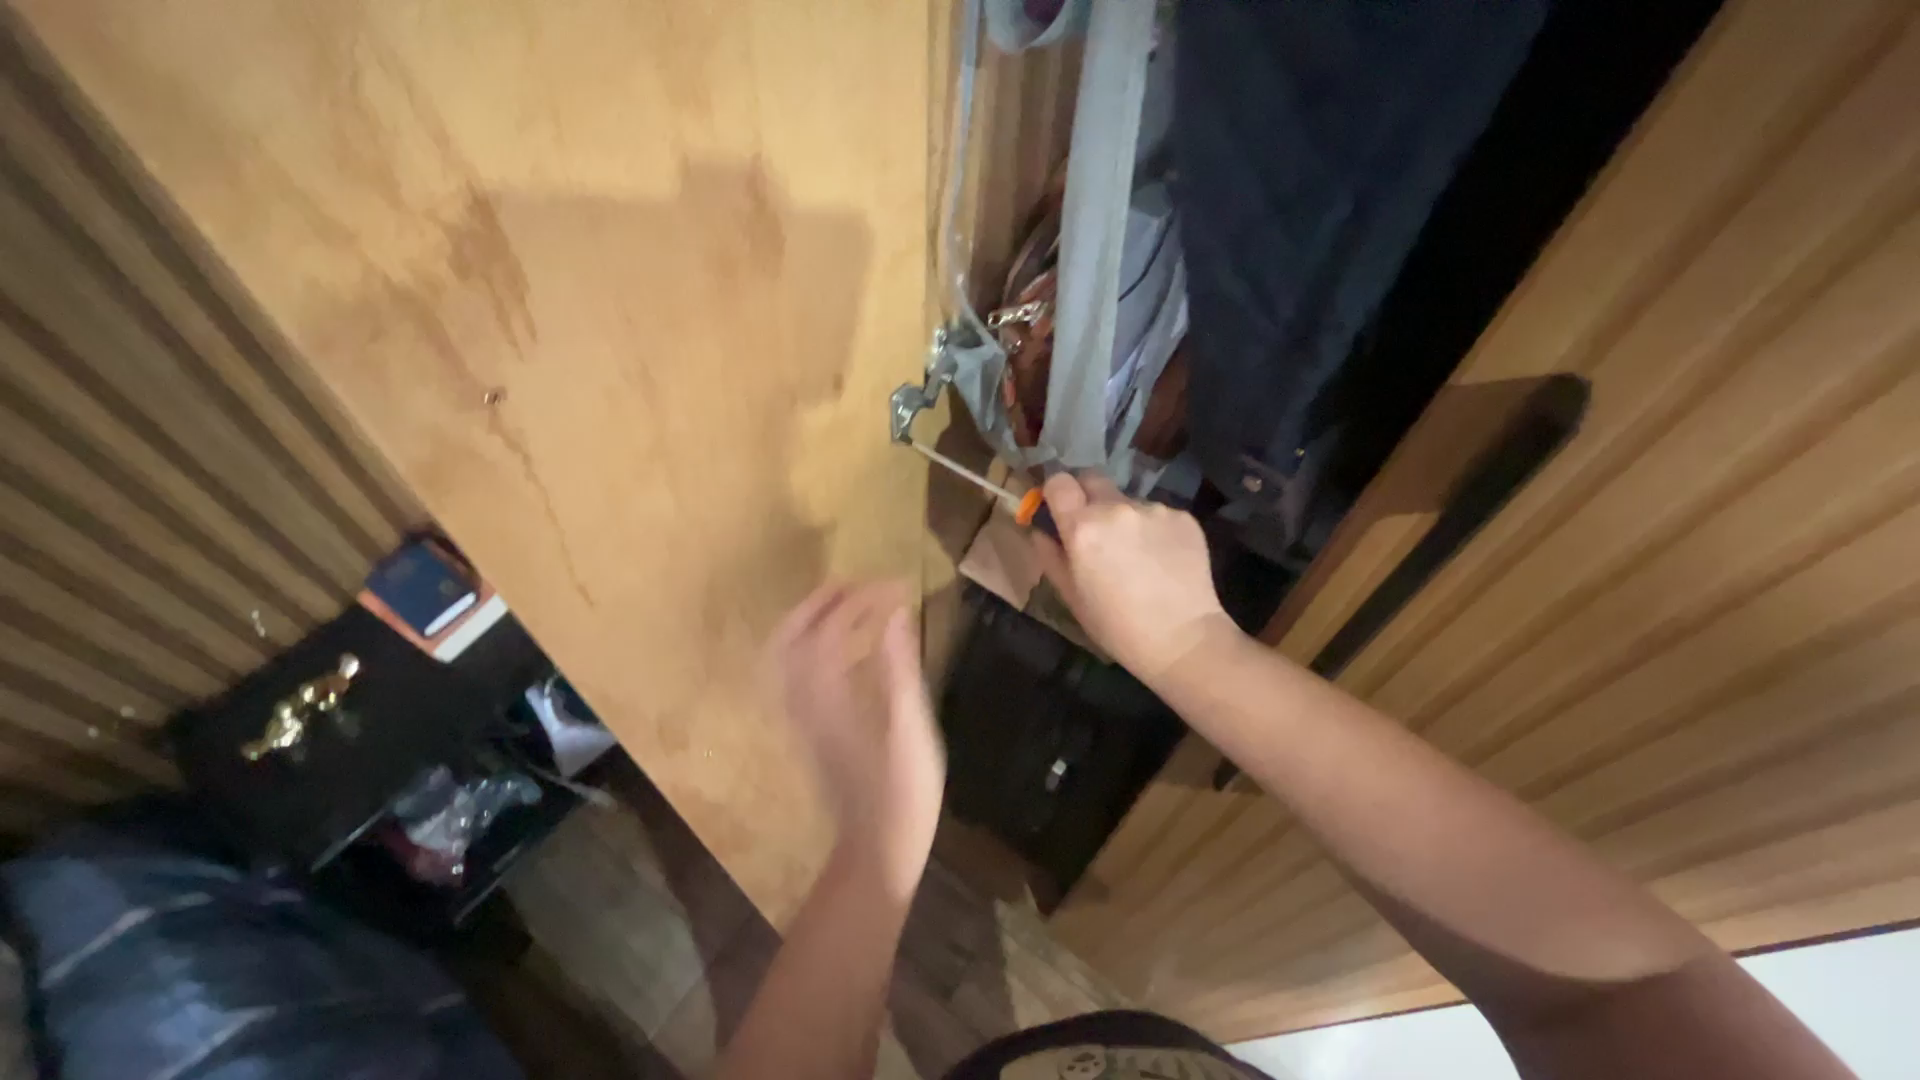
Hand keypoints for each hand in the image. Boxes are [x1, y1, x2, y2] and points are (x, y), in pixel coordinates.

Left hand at [765, 582, 944, 896]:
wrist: (876, 847)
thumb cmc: (902, 790)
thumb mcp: (910, 728)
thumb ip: (899, 668)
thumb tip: (895, 614)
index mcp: (830, 697)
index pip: (833, 630)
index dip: (861, 600)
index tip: (895, 585)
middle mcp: (804, 702)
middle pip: (792, 637)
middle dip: (819, 602)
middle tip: (854, 583)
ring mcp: (801, 718)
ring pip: (785, 655)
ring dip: (809, 621)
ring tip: (843, 604)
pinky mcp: (807, 731)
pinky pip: (793, 675)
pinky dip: (809, 648)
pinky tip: (840, 650)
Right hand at [1032, 472, 1238, 683]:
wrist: (1182, 639)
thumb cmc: (1116, 626)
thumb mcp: (1072, 596)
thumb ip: (1051, 556)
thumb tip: (1041, 530)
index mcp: (1083, 527)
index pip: (1059, 481)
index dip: (1057, 492)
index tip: (1060, 510)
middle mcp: (1117, 508)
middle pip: (1093, 479)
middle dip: (1088, 498)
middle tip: (1096, 532)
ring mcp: (1154, 510)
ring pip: (1128, 502)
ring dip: (1125, 520)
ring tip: (1138, 558)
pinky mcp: (1184, 517)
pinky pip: (1158, 515)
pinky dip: (1155, 531)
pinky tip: (1163, 561)